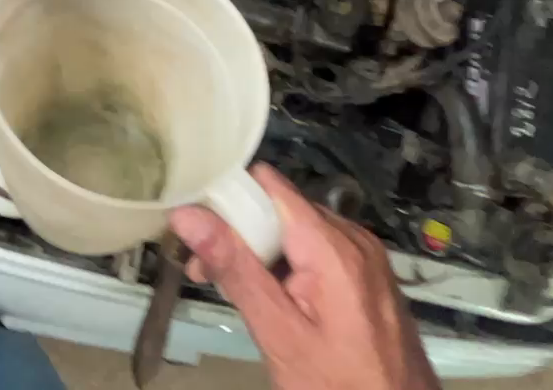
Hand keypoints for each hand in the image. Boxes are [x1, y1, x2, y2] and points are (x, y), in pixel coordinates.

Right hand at [169, 165, 438, 389]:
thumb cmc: (342, 387)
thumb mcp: (279, 333)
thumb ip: (234, 267)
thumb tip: (185, 214)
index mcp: (332, 244)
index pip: (267, 183)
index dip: (227, 196)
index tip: (198, 226)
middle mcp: (352, 237)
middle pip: (277, 207)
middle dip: (236, 233)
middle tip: (204, 271)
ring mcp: (364, 256)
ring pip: (293, 229)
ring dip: (257, 251)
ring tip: (231, 289)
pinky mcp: (367, 276)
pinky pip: (315, 250)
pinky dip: (285, 264)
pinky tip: (270, 297)